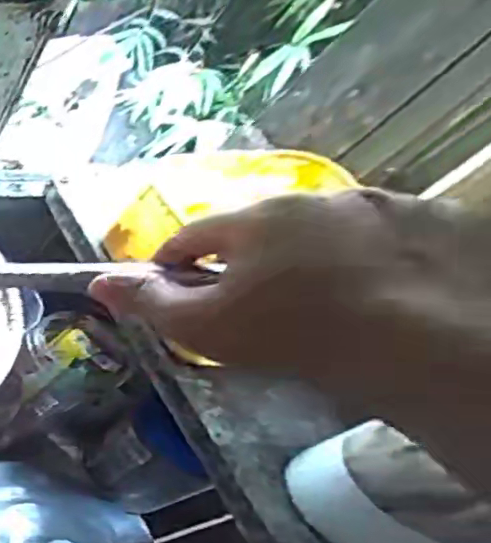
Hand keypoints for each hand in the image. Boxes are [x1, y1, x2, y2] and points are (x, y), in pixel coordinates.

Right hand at [88, 188, 490, 396]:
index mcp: (258, 217)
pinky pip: (381, 239)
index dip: (170, 269)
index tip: (174, 299)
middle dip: (241, 262)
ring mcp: (390, 206)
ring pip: (320, 232)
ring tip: (307, 303)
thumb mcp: (196, 325)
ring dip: (303, 258)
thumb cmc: (289, 332)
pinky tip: (363, 297)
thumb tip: (99, 282)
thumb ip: (145, 300)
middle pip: (258, 230)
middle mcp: (322, 197)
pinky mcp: (443, 223)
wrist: (425, 344)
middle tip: (240, 307)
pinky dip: (363, 260)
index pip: (190, 236)